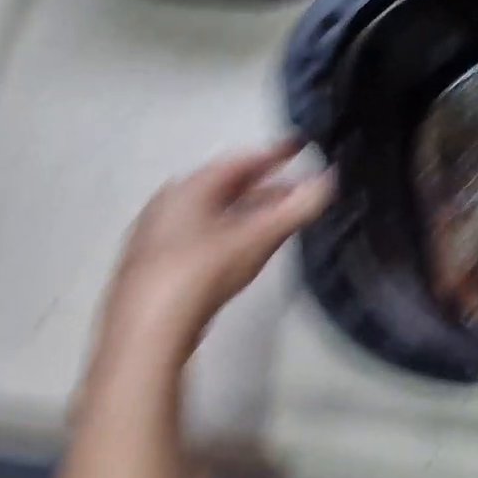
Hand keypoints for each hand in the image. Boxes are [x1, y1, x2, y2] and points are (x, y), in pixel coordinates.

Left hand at [100, 141, 332, 361]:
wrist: (147, 333)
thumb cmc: (201, 273)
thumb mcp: (259, 238)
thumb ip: (298, 207)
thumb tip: (330, 178)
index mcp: (187, 191)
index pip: (240, 161)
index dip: (275, 153)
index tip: (305, 145)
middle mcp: (170, 205)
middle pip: (227, 185)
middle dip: (268, 183)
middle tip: (303, 184)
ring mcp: (162, 235)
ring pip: (218, 210)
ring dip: (254, 207)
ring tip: (288, 213)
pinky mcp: (163, 262)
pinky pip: (209, 230)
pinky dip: (237, 226)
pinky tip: (254, 242)